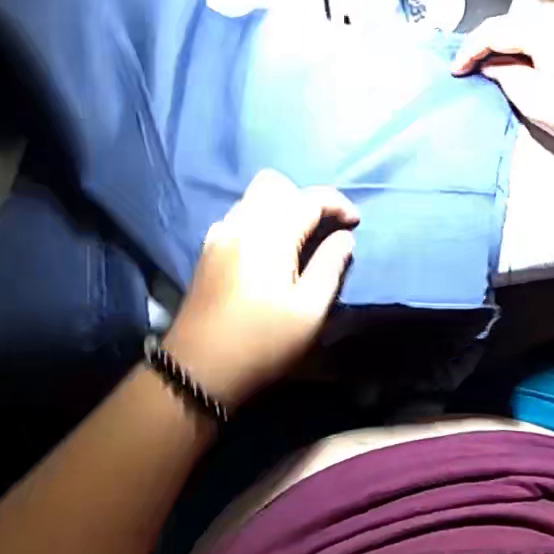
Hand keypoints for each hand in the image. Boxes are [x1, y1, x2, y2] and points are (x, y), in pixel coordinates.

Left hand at [161, 170, 358, 405]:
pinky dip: (262, 220)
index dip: (338, 203)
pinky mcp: (208, 251)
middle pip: (274, 184)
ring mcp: (219, 236)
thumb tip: (344, 238)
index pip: (308, 198)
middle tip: (324, 228)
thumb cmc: (262, 343)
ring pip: (253, 197)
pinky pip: (239, 216)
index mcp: (269, 236)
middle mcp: (241, 225)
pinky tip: (271, 252)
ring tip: (301, 240)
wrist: (198, 369)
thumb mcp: (309, 312)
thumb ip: (330, 267)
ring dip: (282, 207)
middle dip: (305, 197)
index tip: (355, 223)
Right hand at [453, 0, 553, 164]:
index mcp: (544, 25)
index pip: (495, 29)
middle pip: (521, 10)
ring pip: (548, 11)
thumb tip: (494, 66)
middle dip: (502, 33)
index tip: (459, 68)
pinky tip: (553, 62)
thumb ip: (506, 75)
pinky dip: (553, 35)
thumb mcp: (532, 98)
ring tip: (523, 64)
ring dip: (528, 32)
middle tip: (492, 62)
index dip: (472, 49)